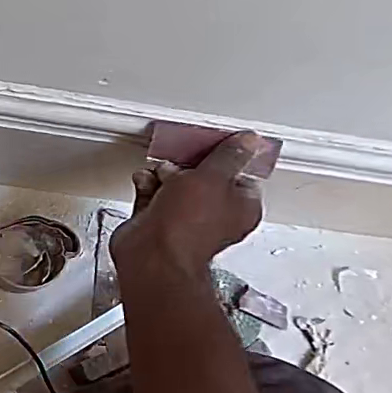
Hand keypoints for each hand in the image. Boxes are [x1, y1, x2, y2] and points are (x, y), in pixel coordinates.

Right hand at [110, 131, 276, 277]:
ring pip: (175, 186)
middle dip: (188, 167)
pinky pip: (152, 195)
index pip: (241, 176)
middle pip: (204, 179)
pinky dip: (147, 184)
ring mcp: (182, 220)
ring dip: (163, 174)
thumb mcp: (214, 178)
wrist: (149, 251)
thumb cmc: (187, 223)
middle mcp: (213, 216)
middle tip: (182, 163)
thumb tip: (248, 141)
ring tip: (157, 172)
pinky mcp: (154, 222)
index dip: (227, 159)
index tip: (215, 146)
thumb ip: (229, 157)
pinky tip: (143, 179)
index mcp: (241, 208)